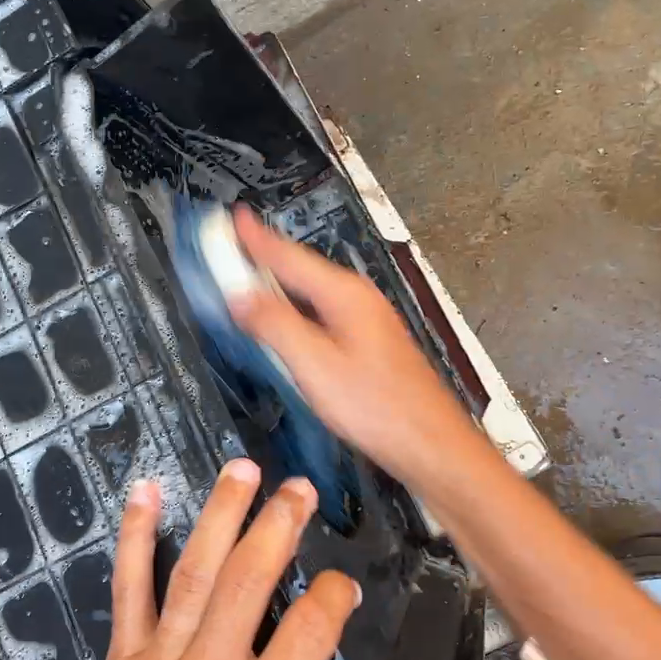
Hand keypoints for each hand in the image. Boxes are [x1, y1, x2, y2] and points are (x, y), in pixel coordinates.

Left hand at [67, 460, 390, 659]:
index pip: (308, 632)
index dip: (334, 597)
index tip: (344, 587)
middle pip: (247, 582)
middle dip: (278, 527)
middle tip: (299, 489)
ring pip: (192, 572)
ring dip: (220, 514)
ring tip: (242, 470)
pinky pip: (127, 592)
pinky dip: (135, 538)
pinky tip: (143, 494)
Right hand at [227, 210, 494, 484]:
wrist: (429, 443)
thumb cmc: (373, 406)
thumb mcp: (315, 365)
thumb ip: (275, 325)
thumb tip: (239, 293)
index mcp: (343, 294)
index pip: (289, 255)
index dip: (256, 237)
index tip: (232, 215)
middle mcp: (357, 297)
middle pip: (301, 270)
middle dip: (264, 258)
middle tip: (231, 249)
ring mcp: (367, 319)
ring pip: (313, 293)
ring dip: (279, 284)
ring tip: (248, 278)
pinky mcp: (370, 342)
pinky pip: (323, 313)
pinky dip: (296, 309)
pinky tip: (286, 322)